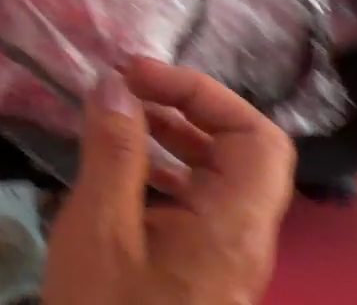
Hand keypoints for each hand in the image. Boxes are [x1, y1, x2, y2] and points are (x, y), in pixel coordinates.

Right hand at [43, 58, 297, 304]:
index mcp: (231, 226)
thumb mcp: (99, 224)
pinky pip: (197, 197)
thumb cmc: (107, 303)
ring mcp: (223, 252)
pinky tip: (118, 161)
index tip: (134, 75)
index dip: (202, 92)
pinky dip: (162, 163)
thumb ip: (113, 151)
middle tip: (121, 85)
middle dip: (185, 104)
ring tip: (115, 114)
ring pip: (221, 173)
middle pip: (245, 151)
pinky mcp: (199, 262)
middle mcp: (243, 236)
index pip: (257, 138)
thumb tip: (116, 85)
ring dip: (173, 130)